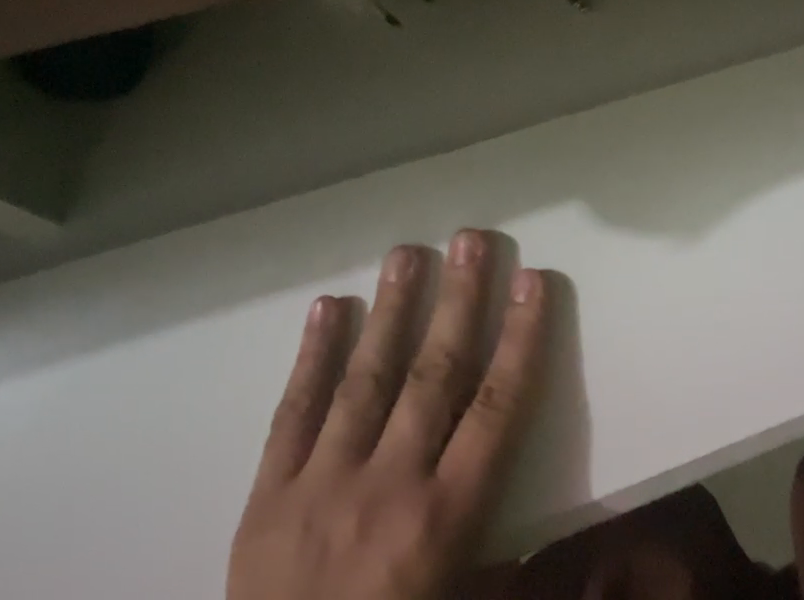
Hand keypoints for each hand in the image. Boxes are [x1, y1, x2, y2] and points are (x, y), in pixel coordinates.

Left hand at [228, 232, 548, 599]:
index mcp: (447, 516)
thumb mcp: (469, 599)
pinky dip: (312, 357)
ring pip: (365, 380)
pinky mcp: (266, 495)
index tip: (532, 281)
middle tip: (470, 239)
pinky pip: (293, 413)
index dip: (520, 338)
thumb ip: (506, 553)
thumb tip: (537, 514)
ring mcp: (321, 484)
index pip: (497, 408)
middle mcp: (389, 486)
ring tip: (408, 252)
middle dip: (457, 302)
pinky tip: (329, 307)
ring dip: (391, 311)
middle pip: (433, 376)